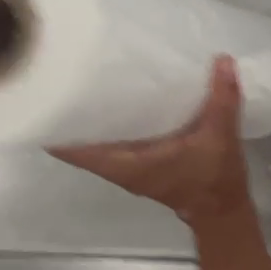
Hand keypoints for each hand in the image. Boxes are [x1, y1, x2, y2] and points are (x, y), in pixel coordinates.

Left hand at [50, 56, 253, 232]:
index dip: (54, 123)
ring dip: (94, 120)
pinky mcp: (144, 166)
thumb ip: (221, 99)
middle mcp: (120, 168)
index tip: (46, 93)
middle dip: (74, 112)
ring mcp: (131, 169)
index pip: (71, 148)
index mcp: (125, 164)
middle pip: (79, 142)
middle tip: (71, 76)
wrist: (224, 210)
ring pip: (98, 143)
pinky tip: (128, 103)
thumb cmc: (212, 179)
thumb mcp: (220, 136)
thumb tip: (221, 59)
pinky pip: (117, 144)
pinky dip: (116, 126)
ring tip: (94, 83)